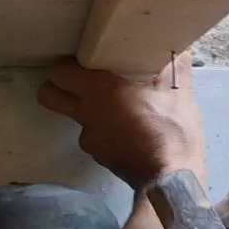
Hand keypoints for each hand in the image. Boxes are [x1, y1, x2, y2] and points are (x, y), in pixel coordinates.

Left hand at [37, 53, 204, 187]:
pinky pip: (95, 138)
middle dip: (57, 86)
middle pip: (49, 96)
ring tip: (116, 107)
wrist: (172, 182)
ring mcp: (90, 140)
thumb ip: (173, 65)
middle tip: (80, 80)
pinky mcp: (100, 159)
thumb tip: (177, 46)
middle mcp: (86, 114)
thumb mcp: (178, 91)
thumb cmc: (172, 129)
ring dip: (89, 111)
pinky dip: (105, 132)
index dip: (66, 64)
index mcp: (99, 91)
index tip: (82, 60)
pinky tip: (128, 130)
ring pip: (76, 119)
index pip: (59, 72)